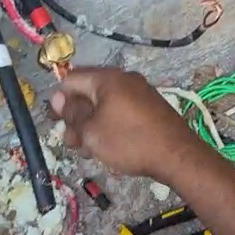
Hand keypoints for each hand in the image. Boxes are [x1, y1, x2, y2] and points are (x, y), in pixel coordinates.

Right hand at [50, 67, 211, 180]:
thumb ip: (72, 114)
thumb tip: (57, 98)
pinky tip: (109, 146)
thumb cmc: (129, 141)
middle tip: (74, 142)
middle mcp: (124, 79)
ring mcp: (140, 93)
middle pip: (88, 92)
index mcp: (108, 78)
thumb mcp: (92, 131)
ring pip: (104, 105)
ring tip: (90, 150)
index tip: (57, 123)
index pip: (71, 79)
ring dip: (92, 125)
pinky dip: (109, 125)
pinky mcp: (149, 108)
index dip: (59, 101)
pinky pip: (121, 111)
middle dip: (76, 117)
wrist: (177, 155)